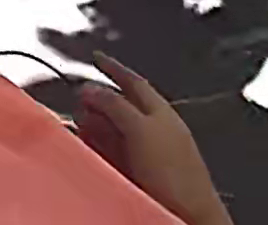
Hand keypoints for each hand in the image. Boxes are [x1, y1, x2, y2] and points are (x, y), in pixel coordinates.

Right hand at [76, 52, 230, 224]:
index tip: (95, 58)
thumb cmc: (173, 170)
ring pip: (115, 132)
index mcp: (160, 110)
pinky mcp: (141, 177)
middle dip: (98, 102)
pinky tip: (87, 149)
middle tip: (78, 100)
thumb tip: (91, 88)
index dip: (113, 67)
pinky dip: (99, 149)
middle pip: (121, 107)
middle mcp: (155, 129)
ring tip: (78, 126)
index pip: (133, 81)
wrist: (189, 219)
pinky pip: (114, 155)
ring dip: (95, 126)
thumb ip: (114, 104)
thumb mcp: (139, 128)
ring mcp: (148, 154)